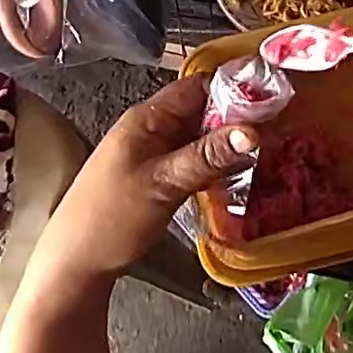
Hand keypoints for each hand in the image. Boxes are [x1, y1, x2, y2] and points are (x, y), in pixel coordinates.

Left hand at [28, 77, 256, 293]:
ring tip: (271, 141)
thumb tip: (253, 130)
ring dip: (232, 138)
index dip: (235, 83)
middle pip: (205, 108)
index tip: (272, 90)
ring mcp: (158, 153)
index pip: (199, 85)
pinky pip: (199, 157)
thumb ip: (209, 155)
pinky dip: (221, 160)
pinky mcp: (163, 176)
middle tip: (280, 119)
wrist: (72, 269)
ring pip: (204, 134)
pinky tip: (244, 169)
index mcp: (148, 118)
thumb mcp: (164, 183)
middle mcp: (154, 128)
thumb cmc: (109, 220)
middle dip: (240, 112)